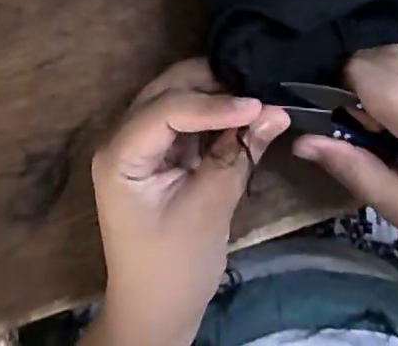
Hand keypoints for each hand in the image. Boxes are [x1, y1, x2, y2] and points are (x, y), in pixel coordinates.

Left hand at [87, 59, 289, 345]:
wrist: (155, 312)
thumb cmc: (174, 267)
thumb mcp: (209, 211)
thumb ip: (239, 155)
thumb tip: (276, 112)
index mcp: (120, 155)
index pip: (167, 108)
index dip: (214, 103)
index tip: (257, 105)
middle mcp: (123, 136)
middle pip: (170, 88)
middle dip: (214, 85)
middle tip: (259, 92)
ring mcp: (140, 140)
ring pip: (180, 93)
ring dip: (217, 93)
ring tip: (257, 100)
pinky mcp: (160, 148)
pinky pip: (188, 114)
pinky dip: (215, 111)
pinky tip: (243, 114)